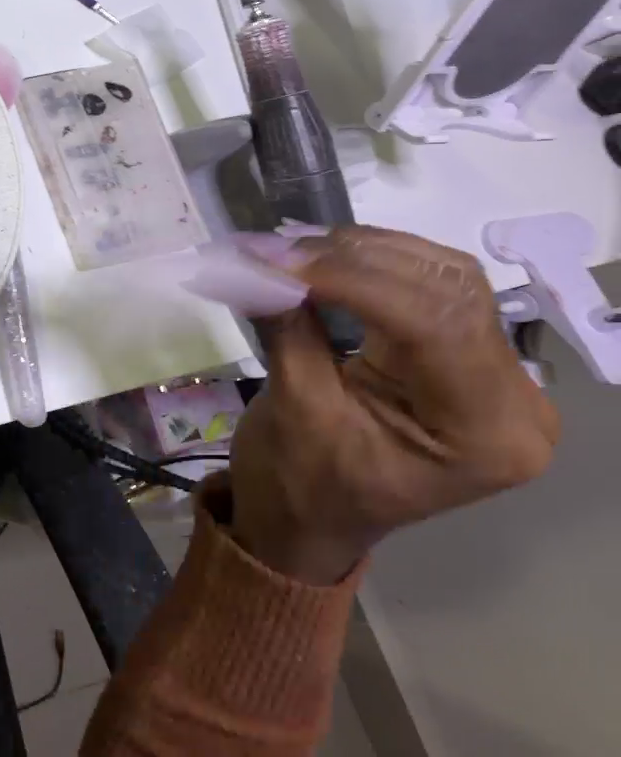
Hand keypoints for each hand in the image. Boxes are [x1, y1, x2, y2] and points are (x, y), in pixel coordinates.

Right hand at [229, 226, 559, 583]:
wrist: (305, 521)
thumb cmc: (299, 484)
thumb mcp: (292, 410)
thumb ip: (288, 330)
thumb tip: (256, 264)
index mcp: (485, 432)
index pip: (436, 325)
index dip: (353, 280)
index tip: (273, 259)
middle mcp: (515, 398)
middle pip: (452, 292)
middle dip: (356, 258)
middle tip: (272, 249)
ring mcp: (496, 376)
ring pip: (445, 278)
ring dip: (362, 253)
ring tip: (288, 250)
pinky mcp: (462, 358)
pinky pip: (430, 292)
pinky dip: (369, 266)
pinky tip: (320, 261)